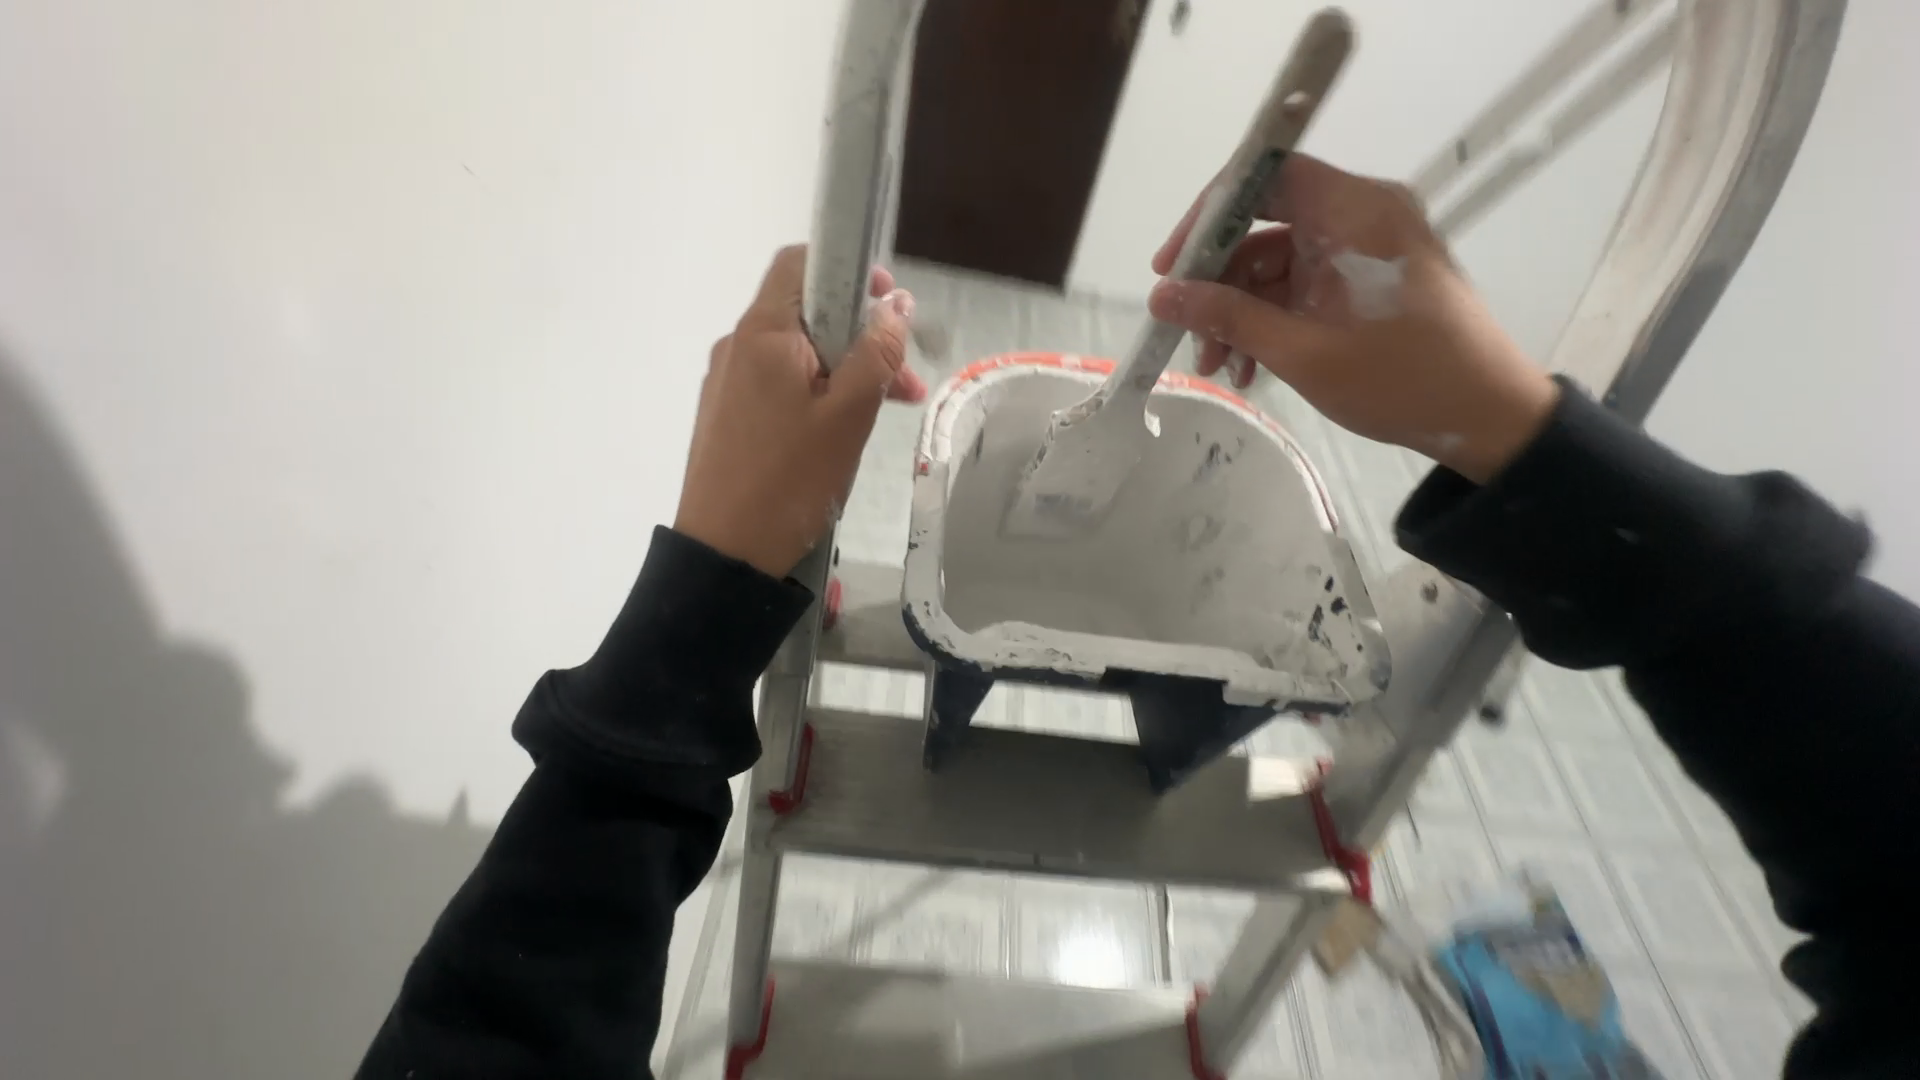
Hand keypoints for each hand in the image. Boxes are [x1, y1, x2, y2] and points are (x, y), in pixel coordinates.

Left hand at [674, 245, 924, 577]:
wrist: (725, 553)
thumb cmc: (791, 477)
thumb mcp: (849, 415)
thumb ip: (877, 354)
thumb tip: (896, 305)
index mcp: (763, 333)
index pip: (801, 263)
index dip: (849, 269)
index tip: (888, 301)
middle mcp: (737, 347)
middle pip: (806, 315)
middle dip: (861, 338)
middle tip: (905, 381)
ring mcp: (727, 384)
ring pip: (797, 357)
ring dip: (844, 373)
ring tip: (886, 413)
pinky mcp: (727, 417)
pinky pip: (779, 388)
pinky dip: (816, 396)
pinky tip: (841, 434)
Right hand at [1147, 154, 1557, 482]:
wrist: (1482, 416)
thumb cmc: (1399, 378)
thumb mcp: (1302, 351)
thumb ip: (1228, 317)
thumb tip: (1161, 298)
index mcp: (1355, 211)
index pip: (1264, 178)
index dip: (1208, 216)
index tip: (1170, 268)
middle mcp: (1358, 215)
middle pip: (1261, 227)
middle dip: (1218, 286)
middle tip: (1190, 339)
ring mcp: (1360, 248)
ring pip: (1272, 266)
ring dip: (1238, 315)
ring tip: (1220, 368)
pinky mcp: (1360, 279)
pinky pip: (1296, 288)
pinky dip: (1267, 323)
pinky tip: (1250, 368)